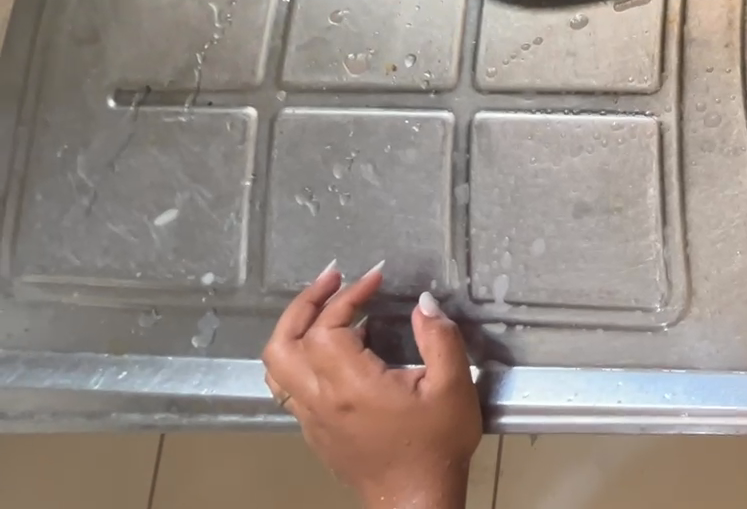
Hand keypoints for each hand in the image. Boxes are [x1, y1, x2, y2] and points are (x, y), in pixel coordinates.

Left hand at [262, 263, 481, 508]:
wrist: (415, 495)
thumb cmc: (438, 440)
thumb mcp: (454, 383)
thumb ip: (440, 337)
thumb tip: (424, 302)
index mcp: (352, 387)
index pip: (326, 329)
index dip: (347, 296)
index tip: (376, 277)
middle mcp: (320, 401)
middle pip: (283, 345)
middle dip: (304, 303)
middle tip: (334, 276)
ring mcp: (311, 417)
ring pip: (277, 365)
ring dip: (296, 326)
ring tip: (327, 300)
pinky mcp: (315, 427)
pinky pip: (290, 381)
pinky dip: (303, 349)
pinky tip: (337, 340)